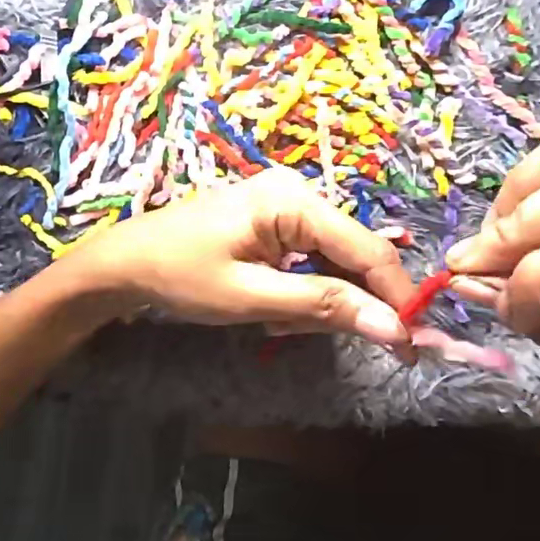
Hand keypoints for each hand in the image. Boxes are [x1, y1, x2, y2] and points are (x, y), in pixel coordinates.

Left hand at [68, 167, 417, 349]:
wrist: (127, 262)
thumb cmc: (181, 275)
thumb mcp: (252, 297)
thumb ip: (324, 306)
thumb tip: (395, 329)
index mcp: (294, 199)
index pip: (368, 249)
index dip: (395, 298)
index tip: (412, 348)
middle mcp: (298, 192)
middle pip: (353, 254)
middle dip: (344, 302)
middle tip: (302, 335)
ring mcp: (287, 204)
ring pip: (334, 261)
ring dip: (319, 300)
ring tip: (274, 323)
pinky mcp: (277, 220)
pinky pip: (312, 258)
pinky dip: (303, 290)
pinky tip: (272, 308)